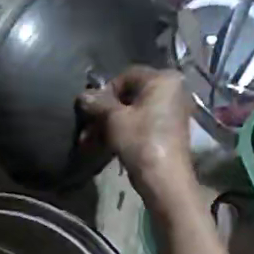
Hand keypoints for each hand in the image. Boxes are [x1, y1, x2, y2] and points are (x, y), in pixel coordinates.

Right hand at [77, 67, 207, 204]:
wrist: (164, 177)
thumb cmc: (140, 141)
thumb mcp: (114, 119)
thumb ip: (97, 104)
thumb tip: (82, 96)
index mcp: (163, 79)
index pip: (126, 76)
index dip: (104, 92)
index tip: (90, 111)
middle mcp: (172, 90)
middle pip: (129, 96)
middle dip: (104, 113)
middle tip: (86, 131)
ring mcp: (171, 110)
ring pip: (132, 112)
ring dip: (108, 126)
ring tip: (89, 143)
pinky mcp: (167, 130)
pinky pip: (140, 124)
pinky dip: (122, 132)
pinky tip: (105, 146)